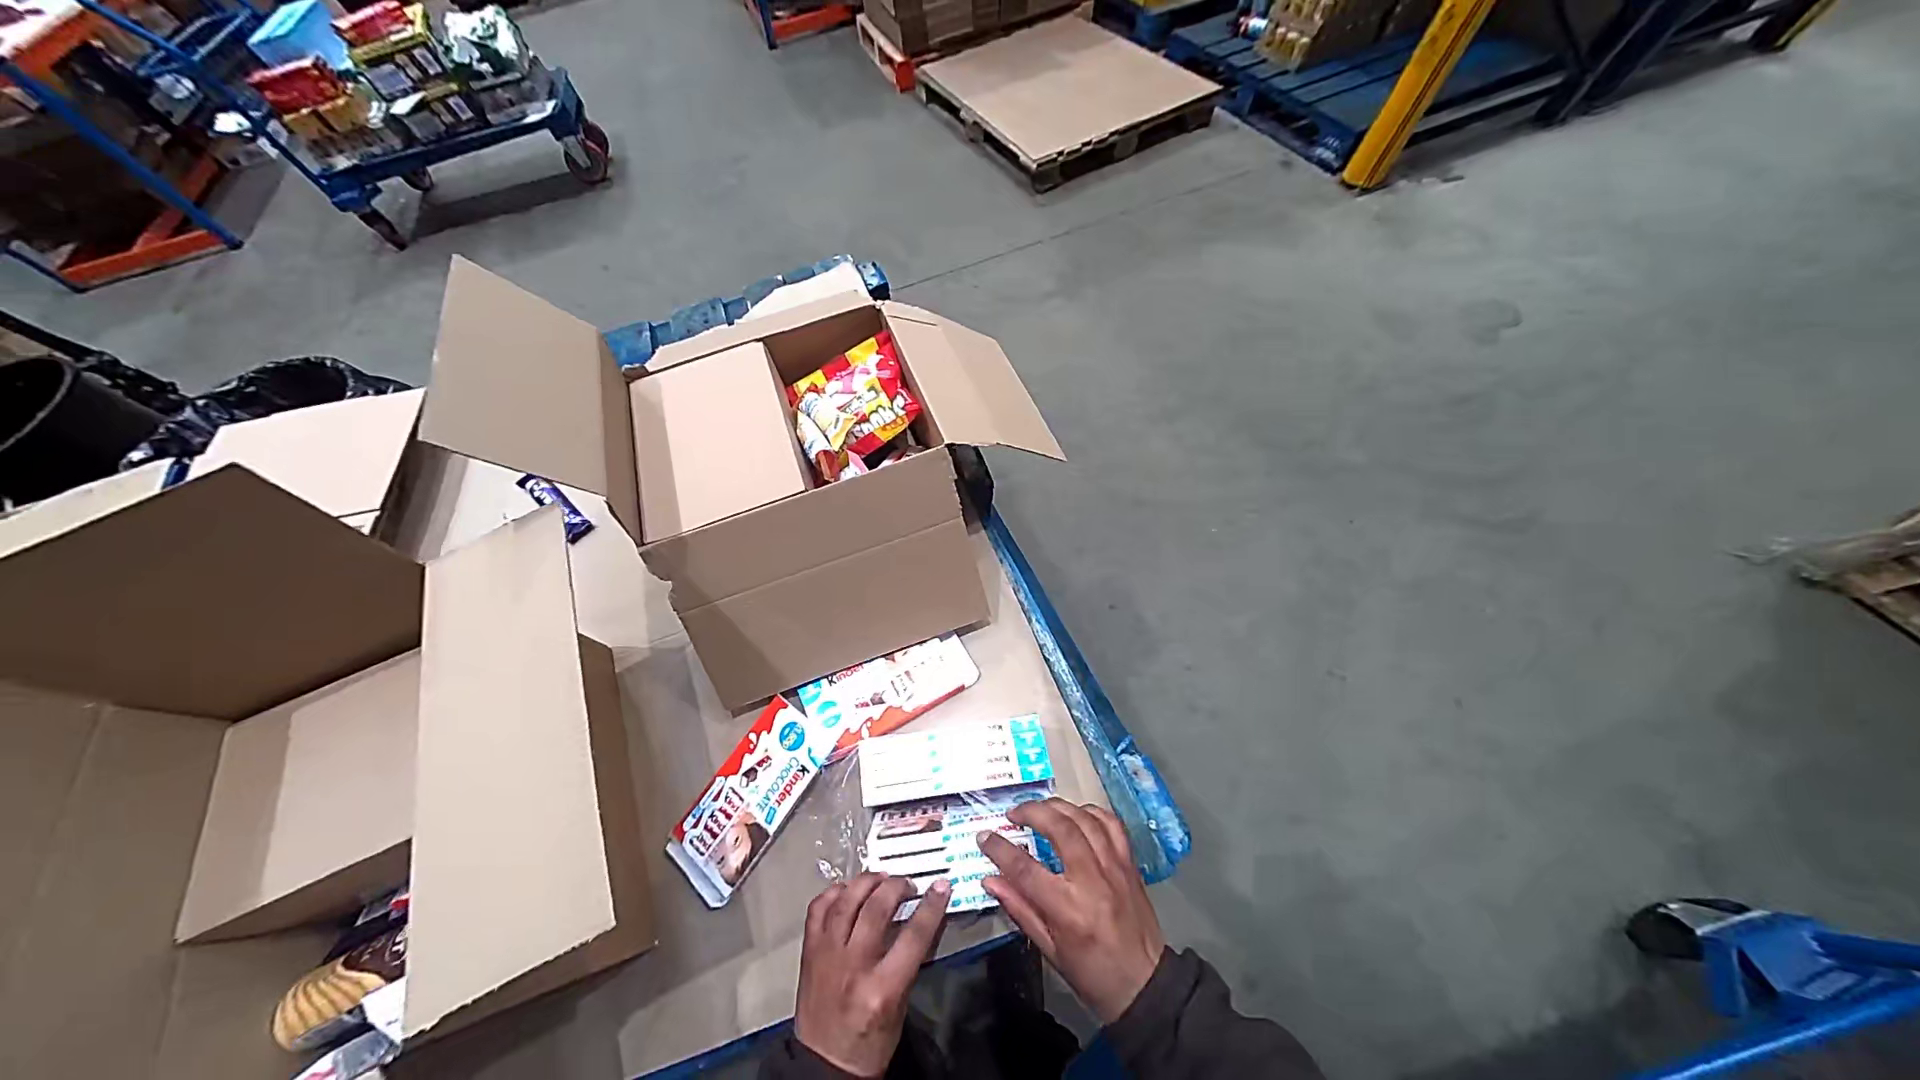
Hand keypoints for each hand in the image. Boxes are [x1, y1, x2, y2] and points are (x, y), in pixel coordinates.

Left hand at [795, 873, 948, 1076]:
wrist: (824, 1065)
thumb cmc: (870, 1042)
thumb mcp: (900, 1006)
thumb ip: (908, 961)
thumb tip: (920, 919)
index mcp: (881, 988)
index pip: (913, 936)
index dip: (931, 906)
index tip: (941, 887)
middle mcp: (852, 966)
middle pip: (876, 908)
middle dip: (897, 886)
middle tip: (908, 884)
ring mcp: (826, 955)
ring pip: (846, 901)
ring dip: (867, 882)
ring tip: (881, 878)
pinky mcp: (808, 952)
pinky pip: (818, 909)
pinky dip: (834, 892)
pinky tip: (848, 889)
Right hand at [978, 799, 1165, 1023]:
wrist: (1145, 985)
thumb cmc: (1093, 974)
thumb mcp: (1049, 950)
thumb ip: (1019, 909)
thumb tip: (990, 880)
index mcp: (1068, 909)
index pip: (1025, 869)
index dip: (1000, 849)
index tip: (985, 836)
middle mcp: (1092, 881)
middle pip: (1059, 828)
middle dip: (1031, 812)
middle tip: (1014, 813)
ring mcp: (1114, 868)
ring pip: (1085, 820)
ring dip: (1058, 807)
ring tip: (1040, 809)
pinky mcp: (1130, 864)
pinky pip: (1112, 825)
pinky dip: (1091, 813)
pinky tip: (1076, 814)